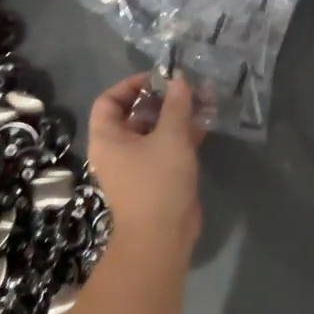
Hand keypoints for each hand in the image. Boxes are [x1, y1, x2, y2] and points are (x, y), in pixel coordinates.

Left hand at [87, 75, 203, 254]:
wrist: (162, 235)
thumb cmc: (158, 181)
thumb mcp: (171, 137)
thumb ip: (176, 105)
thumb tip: (179, 79)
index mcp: (108, 138)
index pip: (109, 101)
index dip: (132, 85)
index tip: (159, 79)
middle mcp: (118, 149)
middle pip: (135, 114)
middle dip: (162, 98)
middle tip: (188, 88)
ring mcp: (137, 163)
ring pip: (155, 130)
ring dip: (177, 115)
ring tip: (203, 101)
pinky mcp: (157, 175)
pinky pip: (167, 146)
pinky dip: (183, 133)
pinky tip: (205, 122)